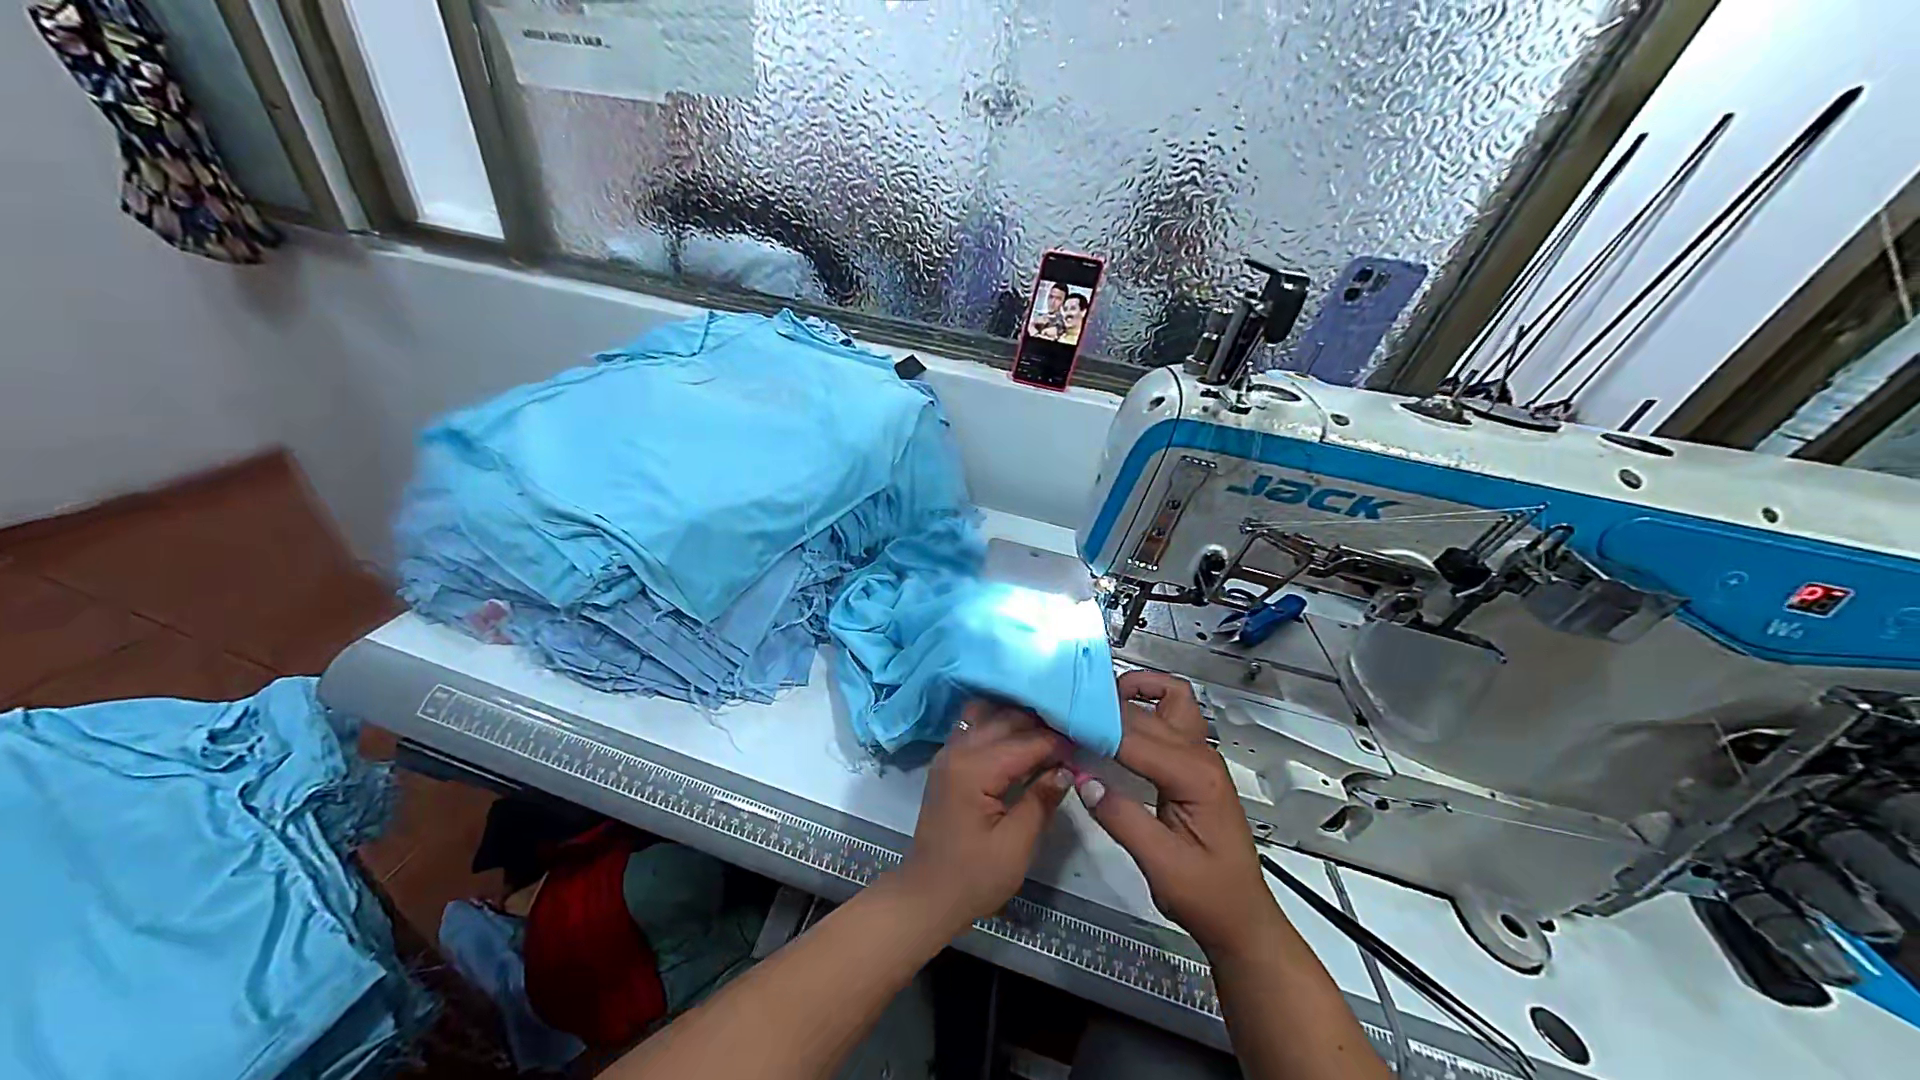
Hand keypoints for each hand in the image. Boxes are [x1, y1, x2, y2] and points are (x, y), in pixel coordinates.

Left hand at [892, 701, 1072, 932]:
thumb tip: (1067, 769)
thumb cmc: (974, 877)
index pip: (1025, 741)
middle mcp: (958, 750)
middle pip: (1006, 720)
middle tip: (1072, 741)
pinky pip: (975, 727)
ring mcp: (949, 753)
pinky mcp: (948, 762)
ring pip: (989, 717)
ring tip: (1048, 738)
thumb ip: (1041, 800)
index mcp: (974, 769)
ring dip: (1019, 721)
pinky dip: (999, 726)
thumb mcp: (1016, 845)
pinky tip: (1020, 741)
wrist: (928, 895)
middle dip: (1041, 726)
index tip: (1084, 749)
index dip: (1058, 744)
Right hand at [1076, 671, 1283, 957]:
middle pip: (1146, 714)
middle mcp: (1201, 757)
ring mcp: (1201, 757)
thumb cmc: (1208, 896)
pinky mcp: (1194, 764)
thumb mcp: (1161, 865)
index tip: (1060, 720)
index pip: (1134, 739)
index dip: (1094, 727)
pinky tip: (1119, 719)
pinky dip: (1146, 705)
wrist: (1241, 917)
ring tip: (1096, 702)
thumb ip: (1121, 819)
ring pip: (1170, 699)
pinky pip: (1171, 717)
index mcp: (1195, 778)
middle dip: (1106, 708)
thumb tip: (1083, 780)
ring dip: (1136, 691)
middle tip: (1066, 712)